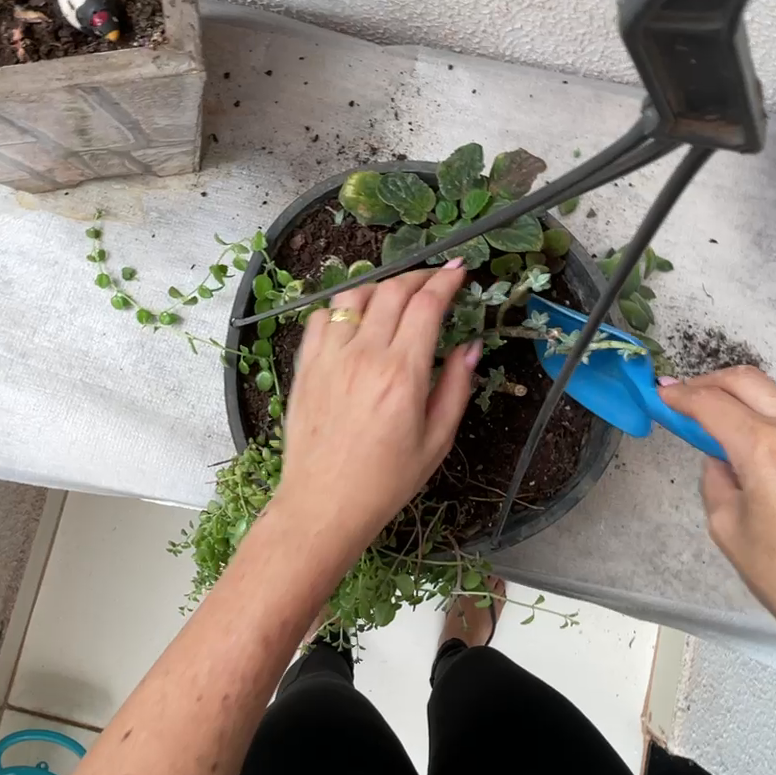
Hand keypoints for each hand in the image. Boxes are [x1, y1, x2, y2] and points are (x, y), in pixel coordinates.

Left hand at [269, 261, 476, 560]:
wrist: (323, 504)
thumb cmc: (385, 481)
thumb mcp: (436, 441)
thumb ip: (456, 388)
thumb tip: (470, 346)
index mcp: (402, 374)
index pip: (426, 306)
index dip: (445, 281)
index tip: (458, 269)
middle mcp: (363, 356)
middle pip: (392, 291)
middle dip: (418, 276)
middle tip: (434, 280)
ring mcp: (328, 358)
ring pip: (352, 296)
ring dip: (379, 287)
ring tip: (395, 296)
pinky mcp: (305, 366)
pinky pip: (319, 318)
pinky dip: (340, 309)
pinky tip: (354, 320)